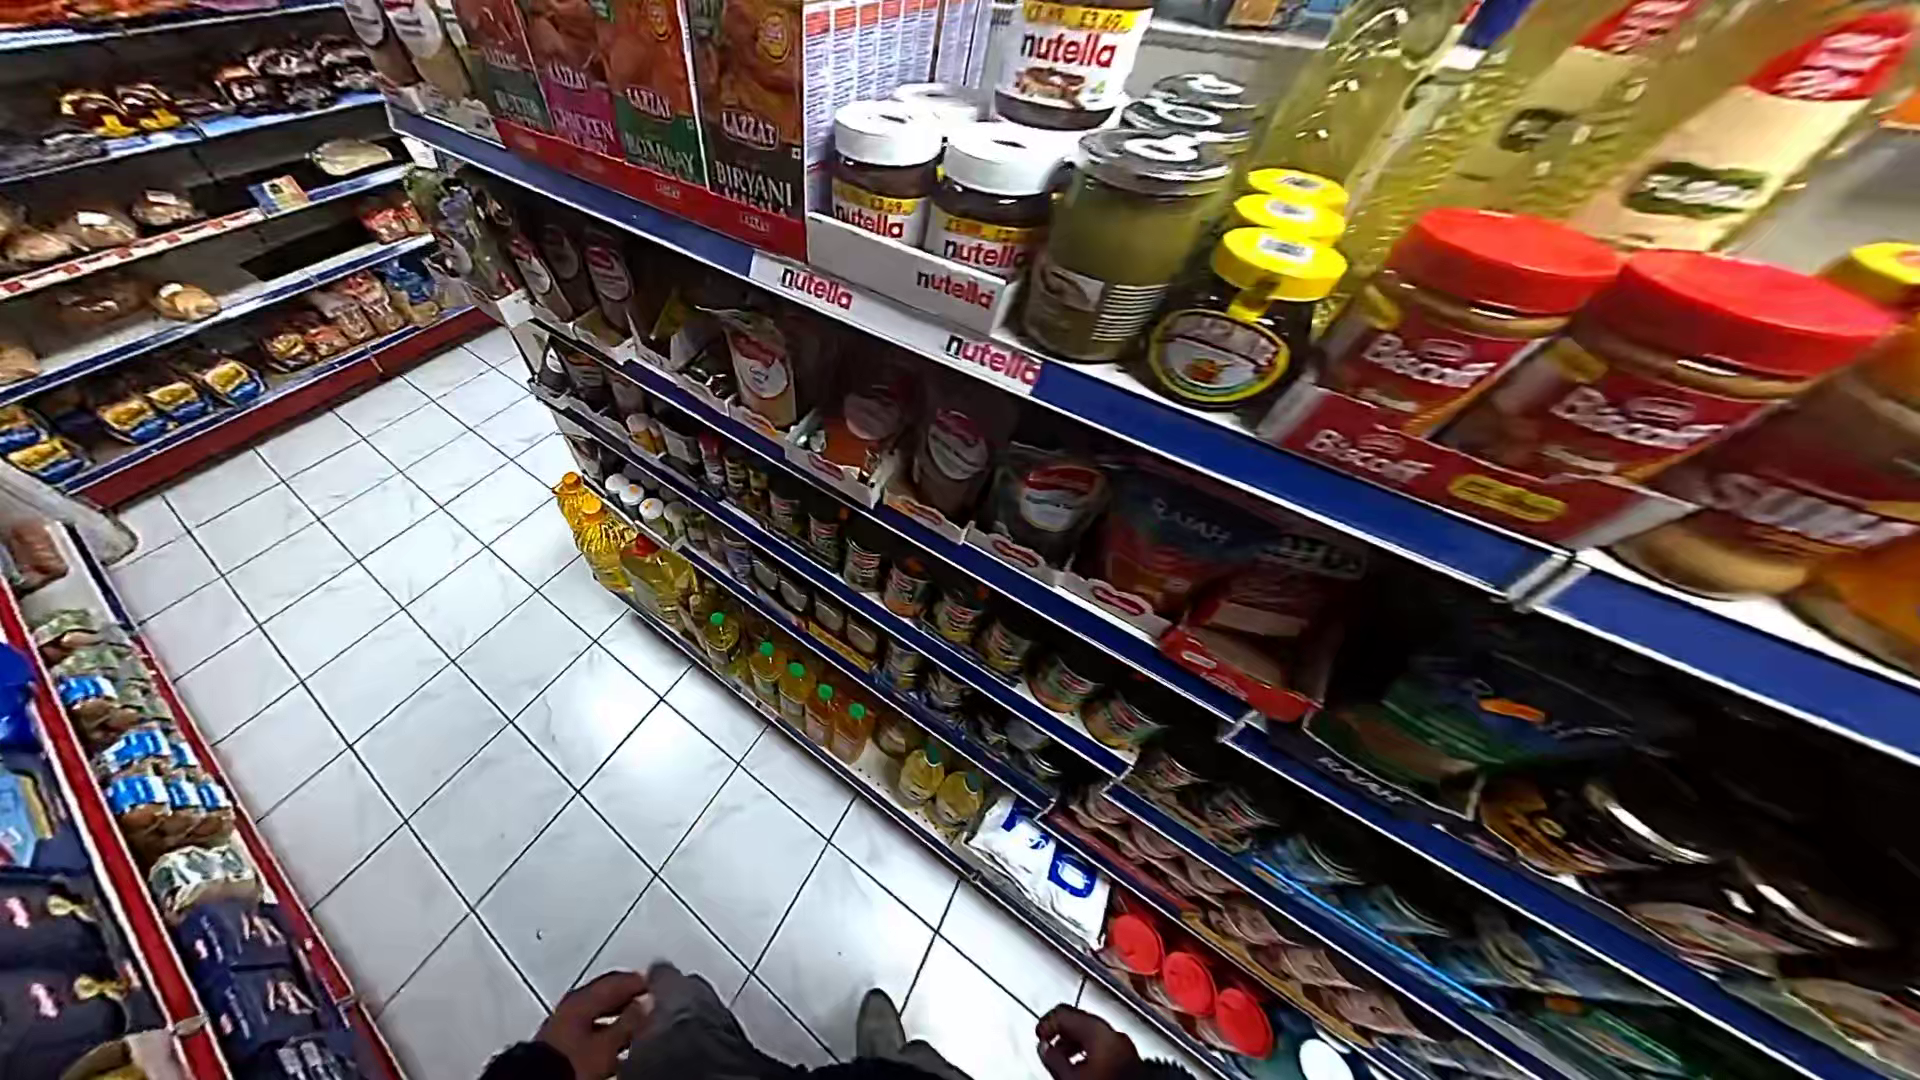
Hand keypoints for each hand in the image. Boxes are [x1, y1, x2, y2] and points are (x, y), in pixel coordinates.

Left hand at [537, 971, 653, 1079]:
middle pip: (609, 995)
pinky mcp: (560, 1043)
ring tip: (639, 1029)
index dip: (643, 981)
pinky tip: (617, 1046)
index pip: (621, 979)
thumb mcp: (607, 1043)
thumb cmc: (572, 1061)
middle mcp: (573, 1004)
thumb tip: (650, 1001)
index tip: (662, 985)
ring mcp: (564, 1024)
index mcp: (584, 996)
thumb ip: (631, 1020)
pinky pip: (591, 1030)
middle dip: (631, 1000)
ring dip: (619, 1018)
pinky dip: (607, 1032)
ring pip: (600, 1014)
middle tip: (652, 1006)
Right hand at [1036, 1005, 1138, 1079]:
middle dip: (1062, 1034)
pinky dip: (1090, 1054)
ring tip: (1063, 1062)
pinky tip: (1084, 1069)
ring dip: (1075, 1045)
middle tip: (1049, 1046)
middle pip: (1080, 1022)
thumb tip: (1043, 1047)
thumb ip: (1054, 1058)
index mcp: (1097, 1028)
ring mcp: (1124, 1045)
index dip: (1047, 1022)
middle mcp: (1112, 1032)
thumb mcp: (1071, 1077)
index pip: (1064, 1012)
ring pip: (1093, 1037)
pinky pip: (1105, 1049)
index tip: (1039, 1034)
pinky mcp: (1132, 1060)